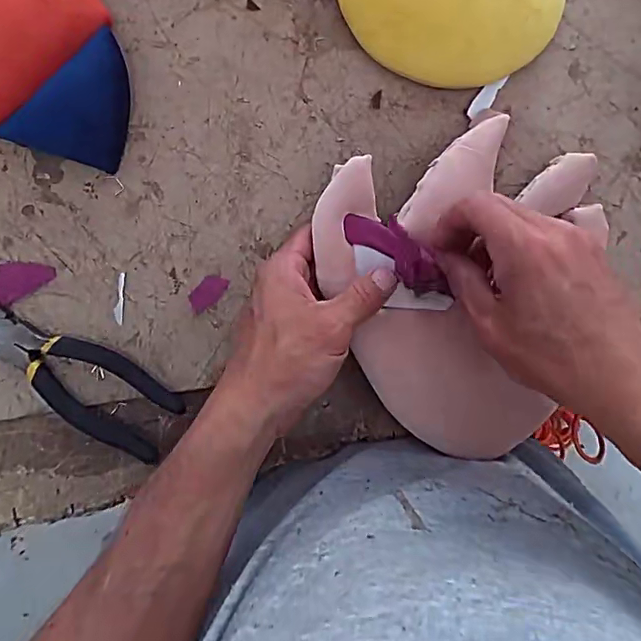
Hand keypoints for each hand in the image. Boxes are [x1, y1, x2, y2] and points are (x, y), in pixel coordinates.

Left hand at [214, 226, 395, 437]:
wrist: (254, 411)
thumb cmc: (280, 367)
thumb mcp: (332, 326)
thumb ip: (362, 296)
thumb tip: (386, 275)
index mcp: (281, 270)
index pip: (314, 232)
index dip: (342, 229)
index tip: (370, 229)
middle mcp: (277, 282)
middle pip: (319, 256)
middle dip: (350, 258)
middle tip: (381, 256)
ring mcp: (281, 305)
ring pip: (319, 282)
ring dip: (344, 283)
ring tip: (376, 280)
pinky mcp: (288, 327)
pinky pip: (317, 303)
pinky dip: (336, 303)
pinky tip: (359, 310)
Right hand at [433, 194, 640, 428]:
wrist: (619, 375)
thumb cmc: (557, 360)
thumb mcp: (492, 327)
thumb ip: (463, 282)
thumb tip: (448, 259)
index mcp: (524, 245)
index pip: (475, 204)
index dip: (449, 221)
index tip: (441, 246)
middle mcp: (553, 230)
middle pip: (499, 205)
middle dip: (471, 227)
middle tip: (458, 260)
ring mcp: (577, 237)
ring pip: (523, 217)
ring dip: (498, 236)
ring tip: (491, 276)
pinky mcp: (591, 249)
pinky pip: (548, 232)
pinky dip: (525, 243)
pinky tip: (523, 281)